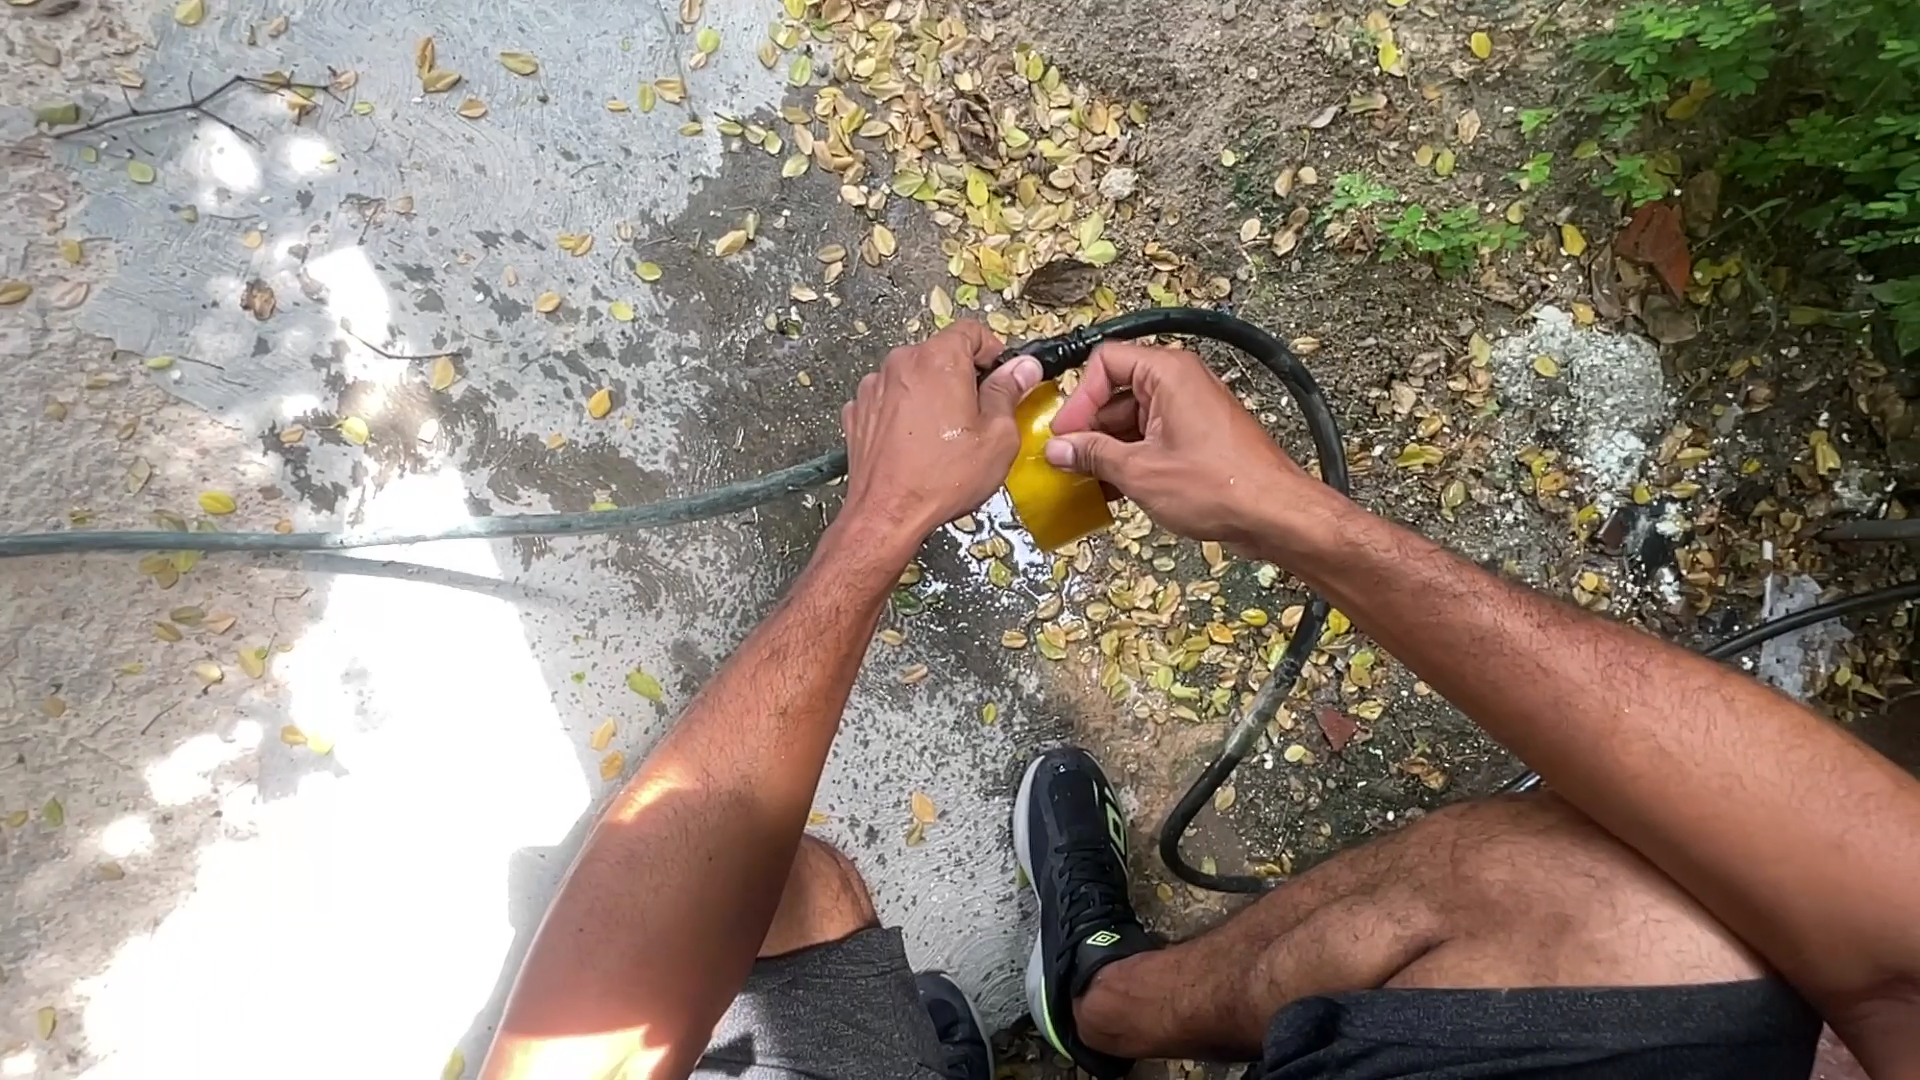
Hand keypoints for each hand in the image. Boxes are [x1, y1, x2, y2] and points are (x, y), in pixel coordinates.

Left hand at [840, 322, 1040, 544]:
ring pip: (913, 378)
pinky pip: (890, 400)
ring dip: (931, 396)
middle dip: (961, 377)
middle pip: (940, 354)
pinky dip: (904, 414)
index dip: (992, 351)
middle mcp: (902, 363)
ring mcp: (875, 386)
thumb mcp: (998, 437)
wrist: (887, 513)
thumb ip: (1009, 392)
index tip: (1000, 374)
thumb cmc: (941, 479)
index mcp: (940, 360)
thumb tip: (1022, 369)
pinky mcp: (859, 411)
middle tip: (977, 415)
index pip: (971, 330)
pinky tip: (916, 444)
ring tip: (943, 436)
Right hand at [1044, 342, 1309, 543]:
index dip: (1078, 399)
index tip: (1064, 432)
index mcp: (1167, 373)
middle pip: (1114, 393)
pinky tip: (1111, 489)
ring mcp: (1188, 412)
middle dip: (1088, 429)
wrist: (1274, 514)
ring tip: (1085, 480)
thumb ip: (1093, 456)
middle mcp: (1179, 384)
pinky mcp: (1194, 438)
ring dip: (1105, 450)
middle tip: (1066, 460)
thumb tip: (1061, 449)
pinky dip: (1128, 460)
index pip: (1105, 363)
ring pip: (1129, 420)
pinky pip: (1149, 439)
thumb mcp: (1140, 471)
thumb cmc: (1224, 485)